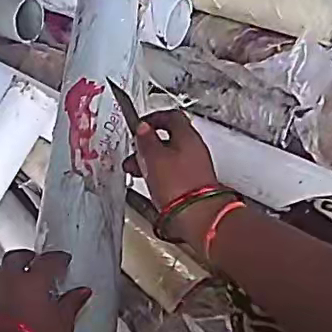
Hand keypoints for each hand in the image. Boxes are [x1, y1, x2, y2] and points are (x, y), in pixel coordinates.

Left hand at [0, 249, 91, 331]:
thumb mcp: (63, 322)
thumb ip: (71, 303)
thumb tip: (79, 295)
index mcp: (32, 280)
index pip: (47, 260)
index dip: (57, 259)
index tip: (62, 261)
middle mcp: (9, 283)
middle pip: (16, 258)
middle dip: (28, 257)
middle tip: (38, 261)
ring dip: (10, 271)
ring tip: (21, 278)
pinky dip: (1, 291)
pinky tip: (9, 299)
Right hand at [125, 109, 227, 247]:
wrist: (196, 215)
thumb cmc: (178, 185)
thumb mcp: (153, 157)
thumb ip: (146, 140)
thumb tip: (142, 128)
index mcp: (187, 136)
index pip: (171, 116)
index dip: (153, 118)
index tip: (140, 124)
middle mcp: (194, 149)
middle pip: (169, 138)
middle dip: (148, 144)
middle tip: (134, 151)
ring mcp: (195, 167)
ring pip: (169, 156)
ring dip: (151, 161)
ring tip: (136, 171)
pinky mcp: (192, 185)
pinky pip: (173, 173)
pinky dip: (159, 174)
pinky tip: (150, 184)